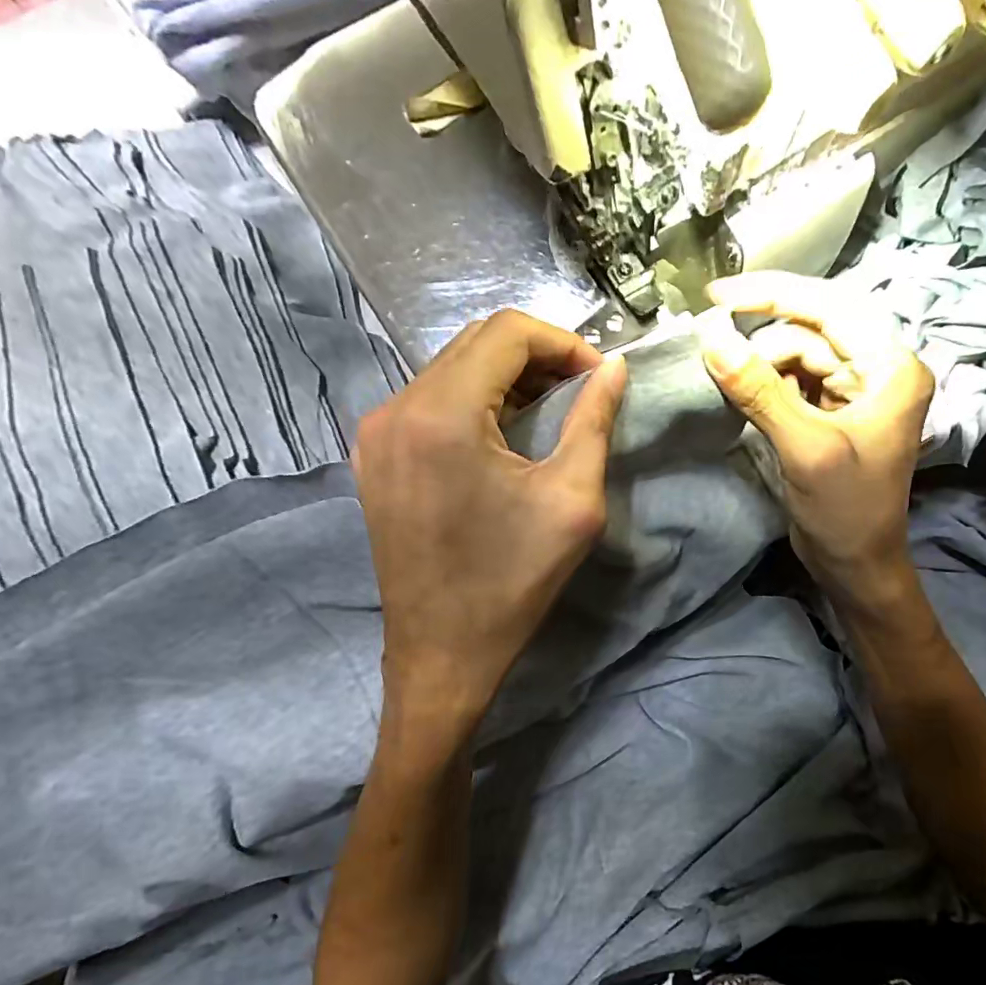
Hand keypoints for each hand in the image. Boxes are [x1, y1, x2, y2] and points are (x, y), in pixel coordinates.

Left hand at [353, 311, 627, 752]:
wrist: (441, 651)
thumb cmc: (513, 581)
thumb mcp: (571, 500)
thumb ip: (594, 421)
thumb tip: (613, 369)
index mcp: (443, 414)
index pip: (508, 331)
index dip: (563, 343)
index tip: (597, 379)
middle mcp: (397, 408)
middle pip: (476, 342)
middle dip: (536, 357)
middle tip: (579, 393)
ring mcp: (376, 432)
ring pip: (450, 368)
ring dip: (505, 378)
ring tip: (548, 413)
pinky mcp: (373, 456)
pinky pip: (428, 401)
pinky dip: (473, 401)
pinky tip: (502, 436)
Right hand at [701, 272, 933, 606]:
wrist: (856, 566)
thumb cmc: (847, 512)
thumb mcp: (805, 449)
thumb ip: (760, 392)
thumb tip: (712, 339)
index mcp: (892, 369)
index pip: (832, 308)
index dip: (774, 294)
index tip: (719, 294)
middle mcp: (879, 370)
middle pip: (812, 329)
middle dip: (761, 336)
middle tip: (710, 346)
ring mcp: (855, 391)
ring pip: (798, 354)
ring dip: (760, 363)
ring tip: (724, 378)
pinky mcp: (832, 412)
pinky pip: (793, 381)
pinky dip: (765, 383)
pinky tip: (739, 390)